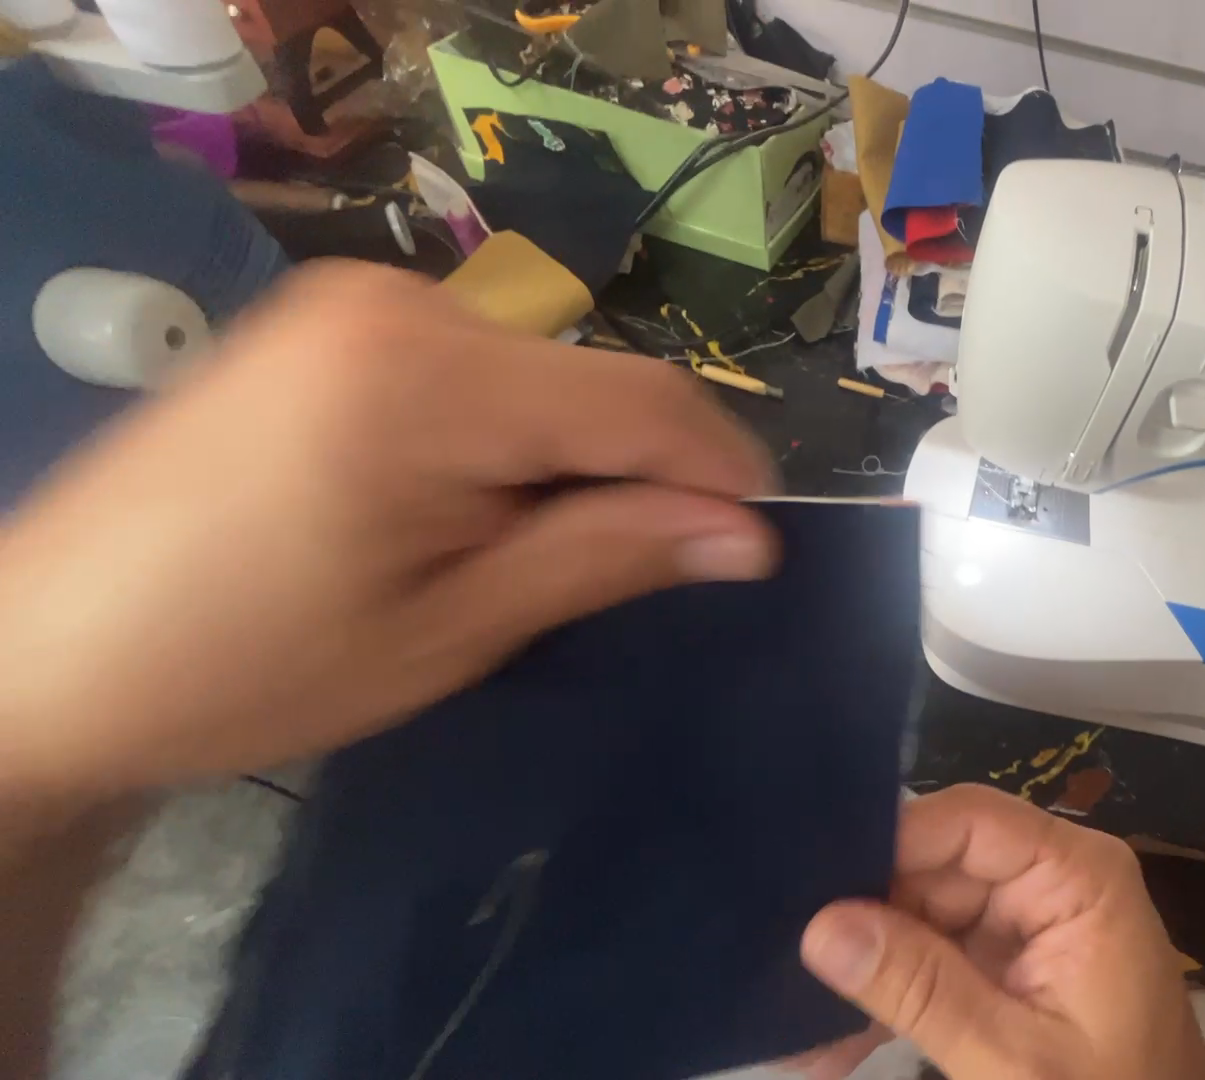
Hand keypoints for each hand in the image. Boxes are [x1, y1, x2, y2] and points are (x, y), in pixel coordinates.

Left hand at [0, 262, 777, 798]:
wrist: (34, 655)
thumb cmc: (249, 664)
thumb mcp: (460, 625)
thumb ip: (612, 555)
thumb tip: (750, 536)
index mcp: (427, 379)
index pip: (644, 402)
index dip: (724, 468)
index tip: (759, 542)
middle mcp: (409, 306)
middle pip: (610, 385)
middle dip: (659, 473)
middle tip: (656, 565)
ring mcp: (377, 305)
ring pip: (570, 380)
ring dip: (603, 461)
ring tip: (562, 545)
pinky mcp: (359, 326)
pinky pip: (515, 376)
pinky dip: (548, 440)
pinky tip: (505, 502)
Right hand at [795, 784, 1204, 1079]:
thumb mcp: (1010, 1061)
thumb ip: (918, 989)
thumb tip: (821, 925)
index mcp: (1076, 874)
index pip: (972, 819)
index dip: (894, 839)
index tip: (814, 880)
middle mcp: (1051, 875)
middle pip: (940, 861)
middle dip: (868, 913)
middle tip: (790, 957)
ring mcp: (1027, 915)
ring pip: (925, 907)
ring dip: (871, 964)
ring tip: (806, 1023)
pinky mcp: (1010, 955)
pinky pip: (937, 950)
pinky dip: (895, 990)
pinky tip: (839, 1041)